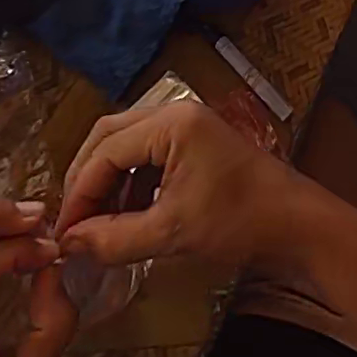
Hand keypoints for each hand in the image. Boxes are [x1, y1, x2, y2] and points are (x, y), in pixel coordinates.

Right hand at [56, 101, 306, 272]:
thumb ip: (114, 238)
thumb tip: (68, 244)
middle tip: (72, 221)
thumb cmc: (238, 222)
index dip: (79, 192)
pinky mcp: (194, 139)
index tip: (62, 233)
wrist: (295, 222)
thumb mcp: (172, 232)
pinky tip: (126, 213)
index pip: (106, 150)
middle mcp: (175, 112)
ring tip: (95, 222)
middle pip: (112, 135)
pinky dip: (131, 180)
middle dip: (88, 178)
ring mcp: (186, 123)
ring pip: (128, 142)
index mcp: (171, 123)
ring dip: (108, 179)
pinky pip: (148, 152)